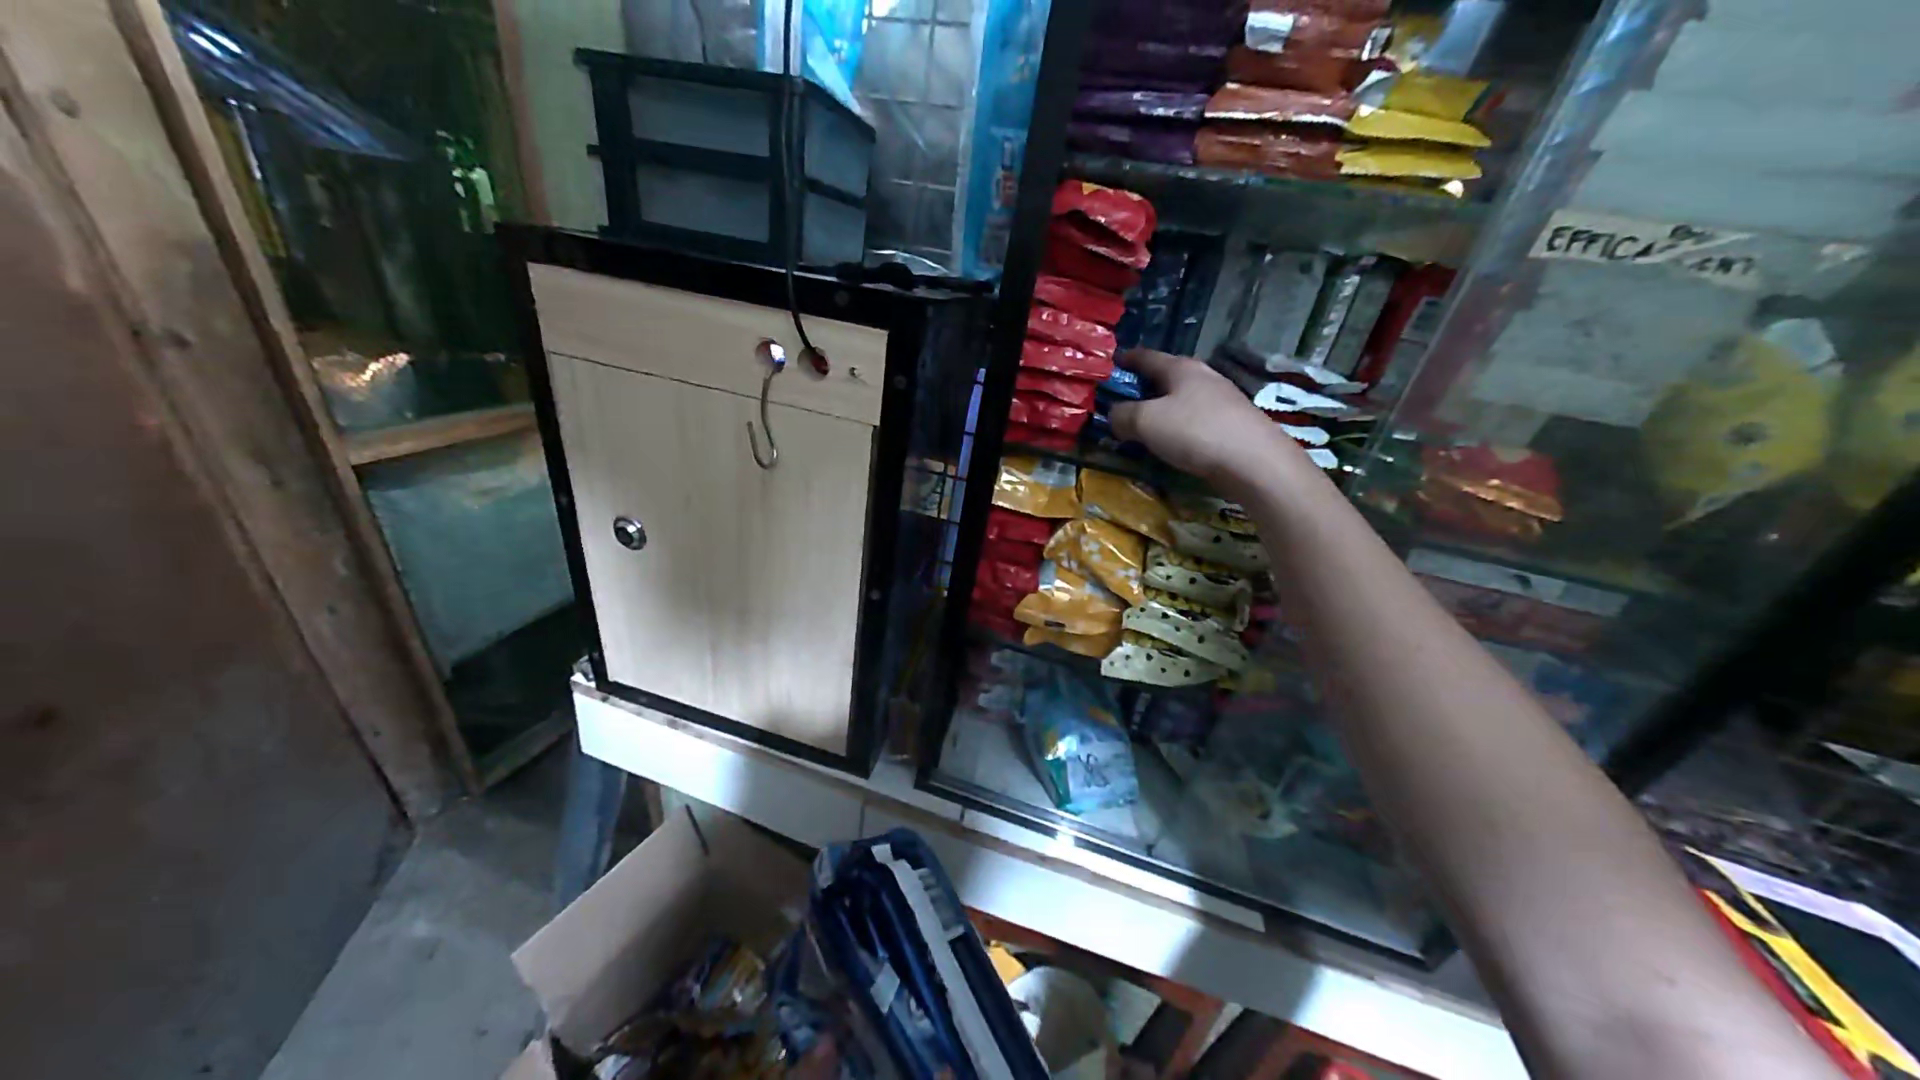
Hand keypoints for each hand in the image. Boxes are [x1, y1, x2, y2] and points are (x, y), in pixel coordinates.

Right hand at [1108, 348, 1306, 488]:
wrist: (1254, 463)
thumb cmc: (1194, 432)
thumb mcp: (1145, 422)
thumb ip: (1122, 415)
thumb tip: (1114, 415)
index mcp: (1180, 368)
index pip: (1146, 356)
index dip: (1125, 359)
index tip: (1110, 364)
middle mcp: (1203, 377)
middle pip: (1166, 378)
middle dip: (1143, 388)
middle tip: (1122, 402)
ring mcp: (1222, 401)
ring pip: (1182, 400)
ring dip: (1162, 410)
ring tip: (1144, 426)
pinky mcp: (1232, 425)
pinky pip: (1195, 420)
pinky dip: (1179, 426)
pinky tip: (1173, 443)